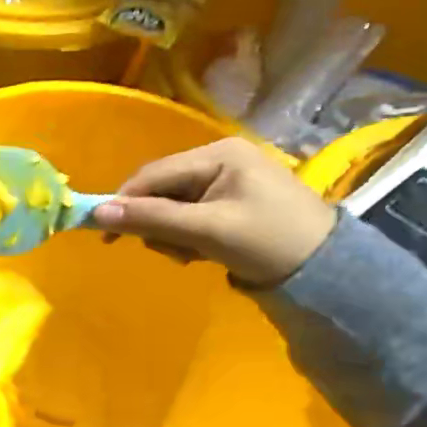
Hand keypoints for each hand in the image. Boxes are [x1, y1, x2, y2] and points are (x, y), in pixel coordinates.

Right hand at [93, 137, 336, 287]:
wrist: (329, 272)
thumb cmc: (269, 243)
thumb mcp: (207, 231)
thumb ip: (152, 219)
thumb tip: (98, 214)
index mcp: (218, 154)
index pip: (154, 174)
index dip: (124, 202)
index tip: (104, 234)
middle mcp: (220, 158)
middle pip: (163, 189)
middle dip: (157, 223)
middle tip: (171, 251)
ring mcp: (228, 180)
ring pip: (174, 206)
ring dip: (173, 234)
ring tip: (194, 255)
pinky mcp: (232, 202)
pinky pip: (192, 215)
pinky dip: (189, 237)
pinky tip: (204, 253)